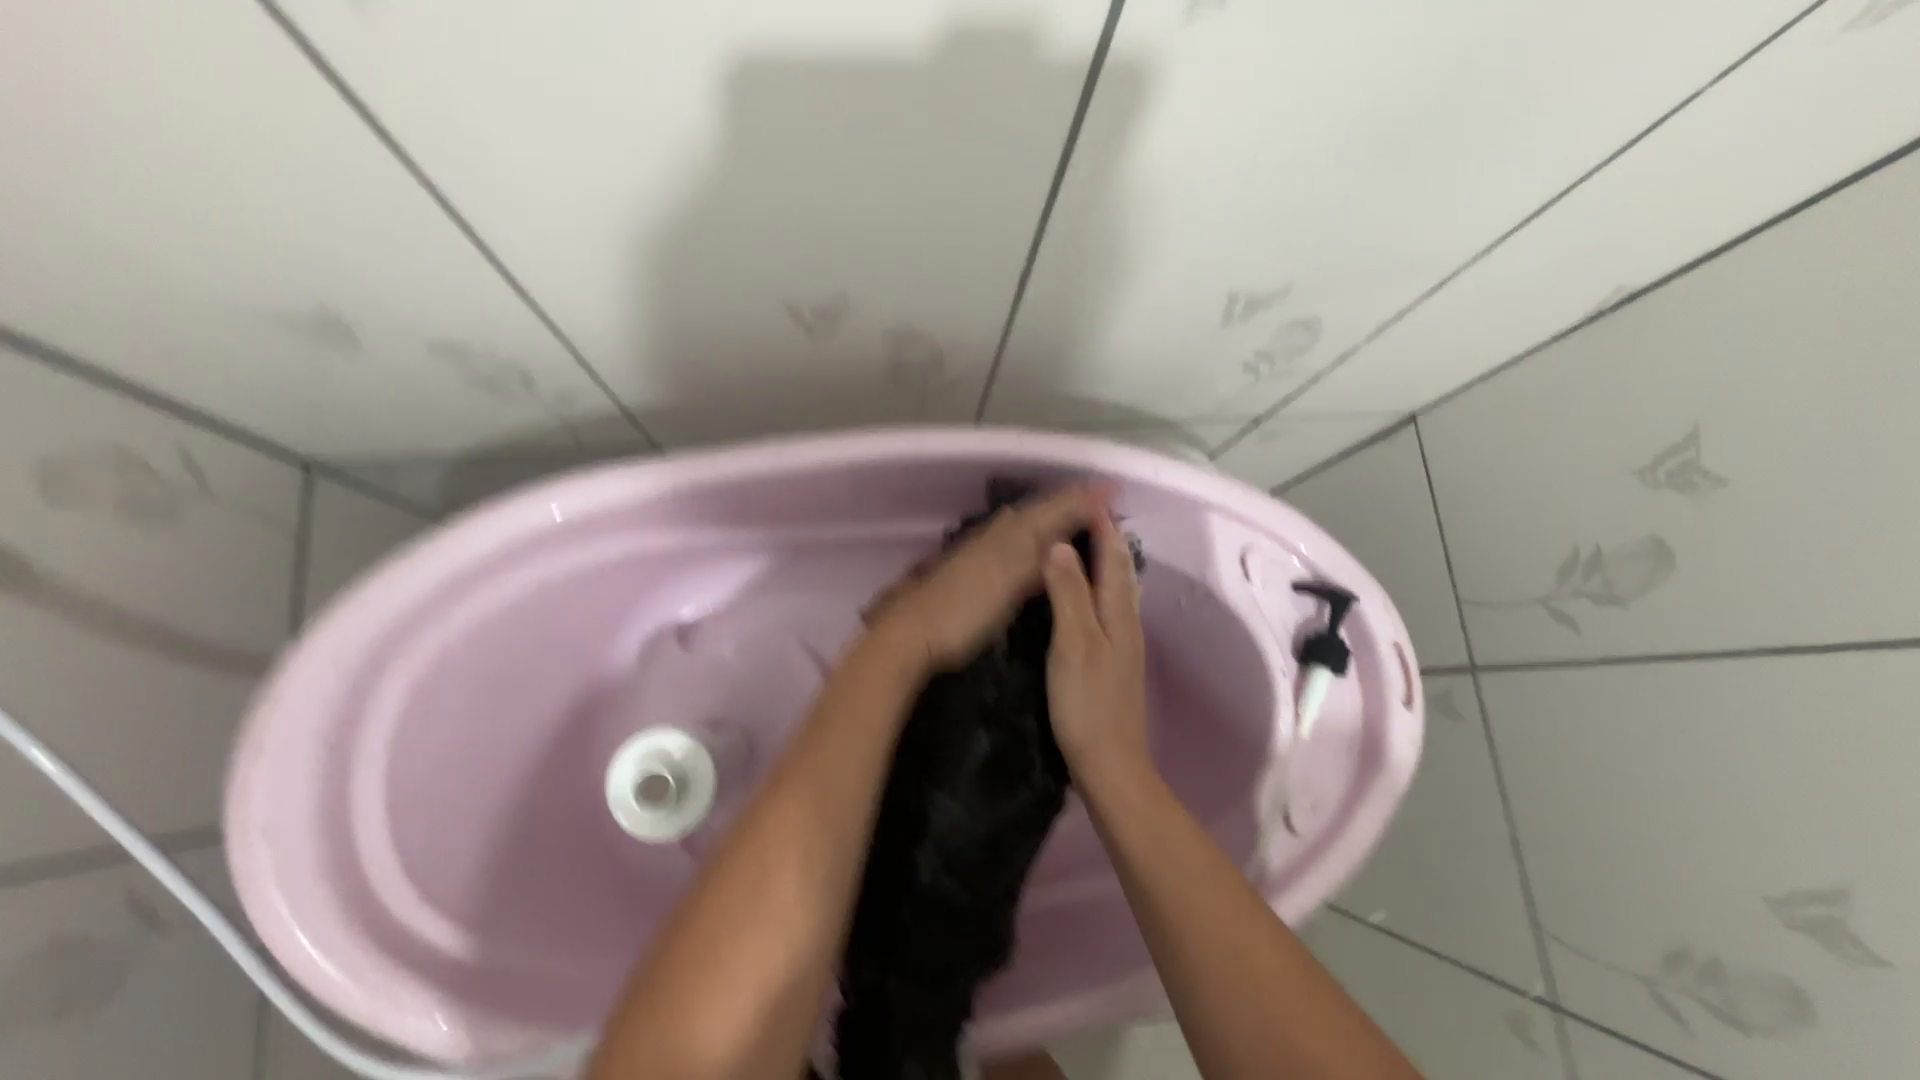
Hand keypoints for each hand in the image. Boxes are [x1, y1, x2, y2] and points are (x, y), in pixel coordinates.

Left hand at [864, 487, 1110, 670]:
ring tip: (1077, 515)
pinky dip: (1033, 531)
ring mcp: (982, 547)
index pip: (1056, 507)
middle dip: (1071, 502)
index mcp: (1012, 535)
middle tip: (1102, 500)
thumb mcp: (1010, 586)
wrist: (912, 631)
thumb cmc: (965, 612)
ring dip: (1052, 514)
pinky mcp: (971, 563)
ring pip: (1025, 520)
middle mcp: (998, 533)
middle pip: (1041, 509)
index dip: (1085, 500)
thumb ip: (1041, 559)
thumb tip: (1071, 535)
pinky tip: (1034, 543)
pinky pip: (1012, 536)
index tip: (1115, 493)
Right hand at [1040, 513, 1151, 777]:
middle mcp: (1127, 623)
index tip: (1085, 498)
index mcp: (1118, 613)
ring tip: (1083, 545)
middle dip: (1106, 540)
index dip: (1101, 527)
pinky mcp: (1114, 662)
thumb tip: (1060, 547)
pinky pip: (1108, 609)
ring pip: (1117, 591)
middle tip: (1082, 515)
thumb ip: (1069, 594)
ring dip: (1104, 563)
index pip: (1113, 557)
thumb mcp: (1074, 643)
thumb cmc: (1087, 703)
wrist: (1110, 763)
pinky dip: (1097, 589)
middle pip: (1121, 571)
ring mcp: (1124, 644)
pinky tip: (1083, 598)